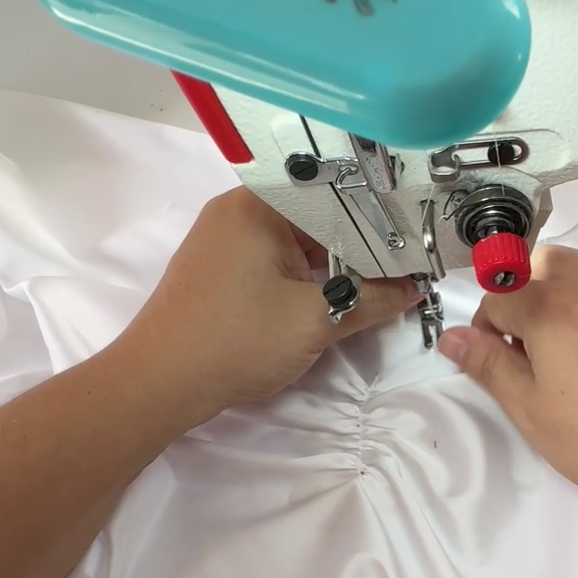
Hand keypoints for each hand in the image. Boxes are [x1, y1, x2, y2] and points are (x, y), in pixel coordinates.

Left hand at [112, 187, 420, 424]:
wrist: (162, 382)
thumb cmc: (239, 341)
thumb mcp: (317, 321)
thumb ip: (373, 300)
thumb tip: (415, 289)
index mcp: (258, 206)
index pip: (333, 195)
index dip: (379, 216)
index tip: (415, 236)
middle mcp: (239, 212)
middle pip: (317, 217)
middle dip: (362, 243)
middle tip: (409, 261)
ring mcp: (228, 241)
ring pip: (300, 242)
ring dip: (338, 263)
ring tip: (383, 280)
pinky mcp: (225, 270)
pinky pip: (280, 261)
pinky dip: (310, 276)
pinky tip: (339, 293)